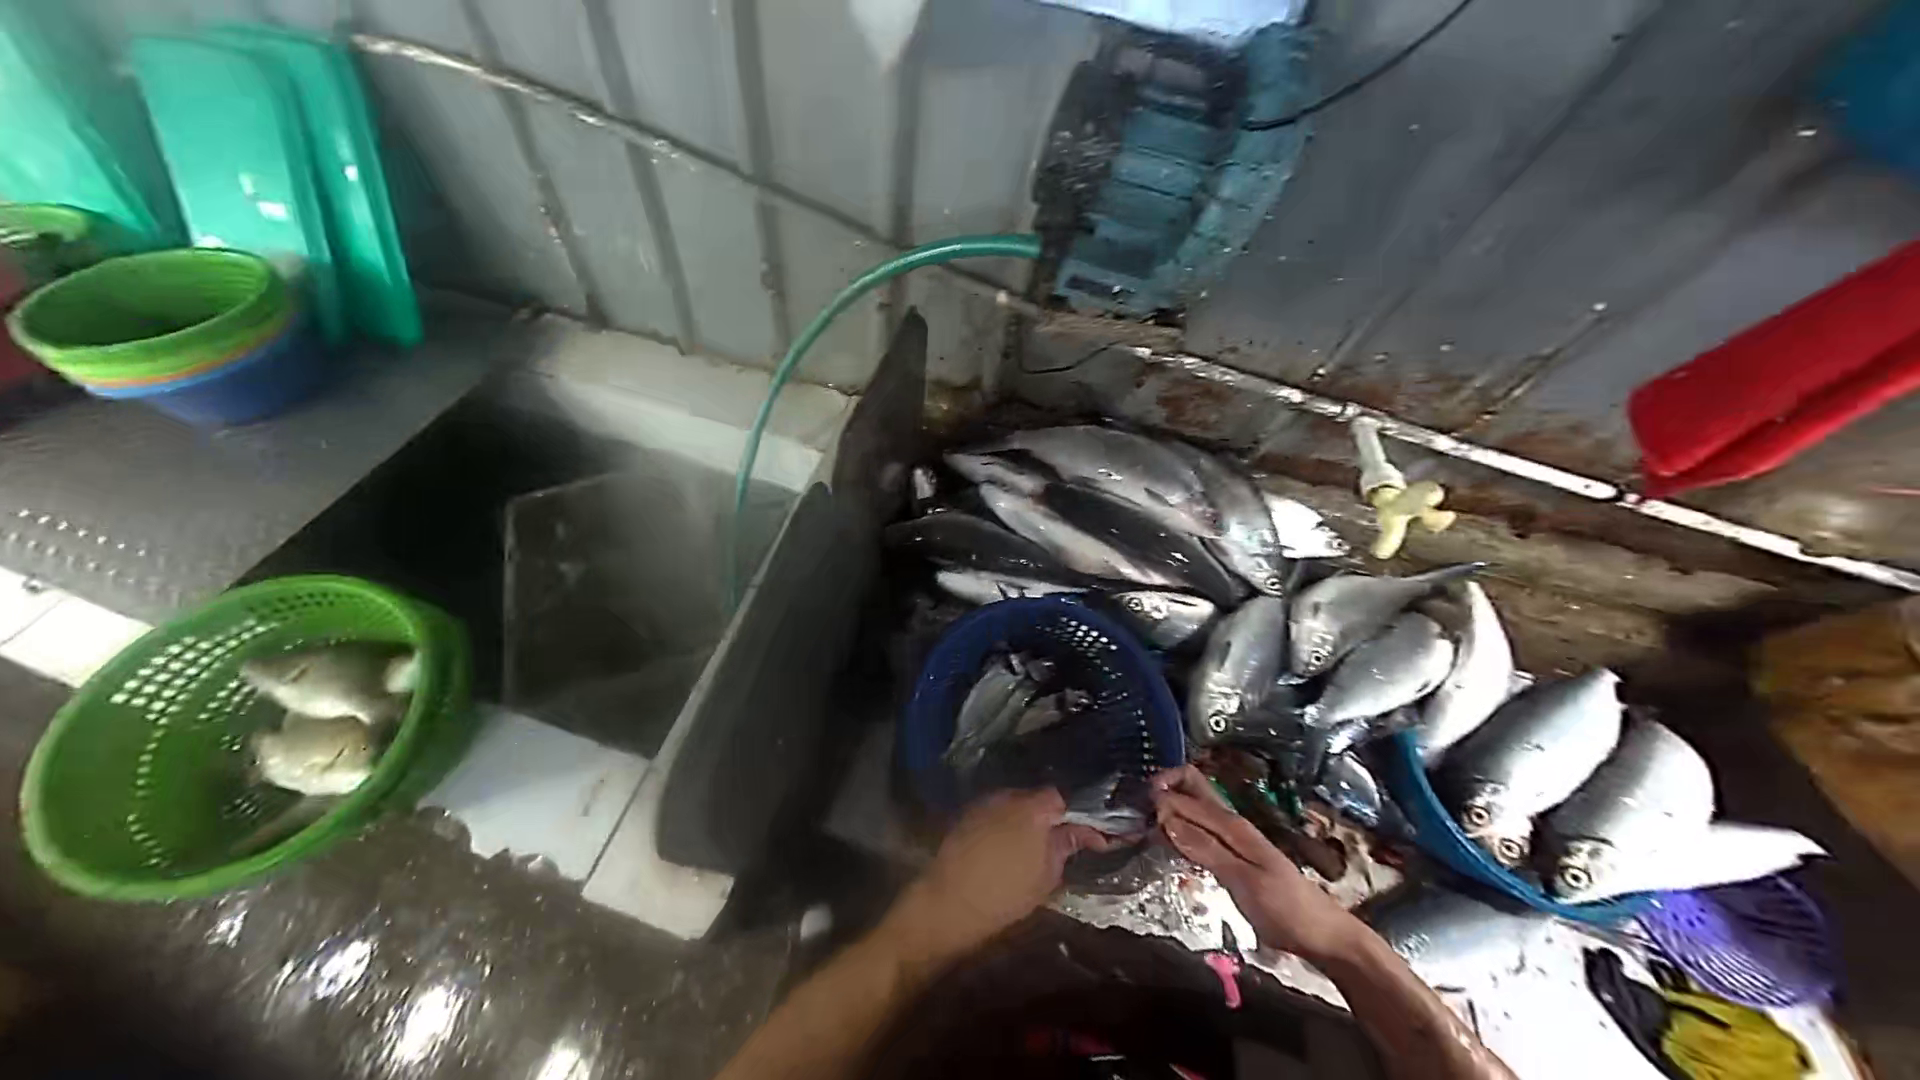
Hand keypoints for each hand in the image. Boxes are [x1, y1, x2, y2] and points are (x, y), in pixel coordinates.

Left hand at [881, 789, 1113, 968]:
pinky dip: (1005, 825)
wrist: (950, 902)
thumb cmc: (1005, 894)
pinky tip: (1006, 848)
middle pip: (1036, 799)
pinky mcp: (967, 814)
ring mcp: (984, 803)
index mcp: (1032, 808)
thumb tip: (1085, 833)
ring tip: (1031, 848)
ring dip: (1026, 820)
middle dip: (1049, 817)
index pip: (1060, 798)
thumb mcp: (1046, 876)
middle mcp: (1008, 795)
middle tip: (1057, 843)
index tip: (1084, 836)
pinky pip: (995, 813)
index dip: (1073, 816)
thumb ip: (1066, 846)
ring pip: (1015, 805)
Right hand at [1150, 765, 1365, 964]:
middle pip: (1191, 789)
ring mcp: (1229, 839)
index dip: (1162, 793)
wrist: (1322, 936)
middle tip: (1140, 817)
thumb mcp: (1243, 881)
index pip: (1189, 788)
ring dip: (1168, 814)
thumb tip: (1166, 817)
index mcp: (1231, 823)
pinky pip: (1197, 833)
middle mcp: (1229, 823)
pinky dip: (1178, 833)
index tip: (1142, 812)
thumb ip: (1205, 848)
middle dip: (1164, 793)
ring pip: (1191, 811)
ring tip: (1145, 831)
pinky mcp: (1229, 856)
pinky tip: (1167, 846)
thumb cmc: (1285, 908)